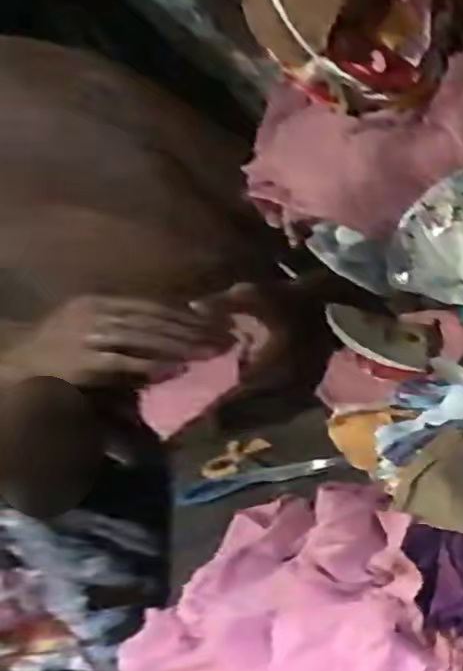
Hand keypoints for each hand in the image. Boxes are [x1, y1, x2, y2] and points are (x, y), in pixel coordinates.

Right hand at [1, 295, 231, 388]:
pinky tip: (181, 367)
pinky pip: (130, 361)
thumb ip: (138, 319)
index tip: (221, 326)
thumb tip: (190, 318)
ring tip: (213, 353)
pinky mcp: (87, 360)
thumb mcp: (100, 320)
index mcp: (99, 303)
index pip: (155, 307)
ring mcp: (88, 337)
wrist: (26, 361)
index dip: (191, 317)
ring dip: (184, 347)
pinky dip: (158, 364)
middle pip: (156, 323)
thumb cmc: (73, 340)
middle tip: (227, 341)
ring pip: (147, 340)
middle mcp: (93, 315)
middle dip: (196, 332)